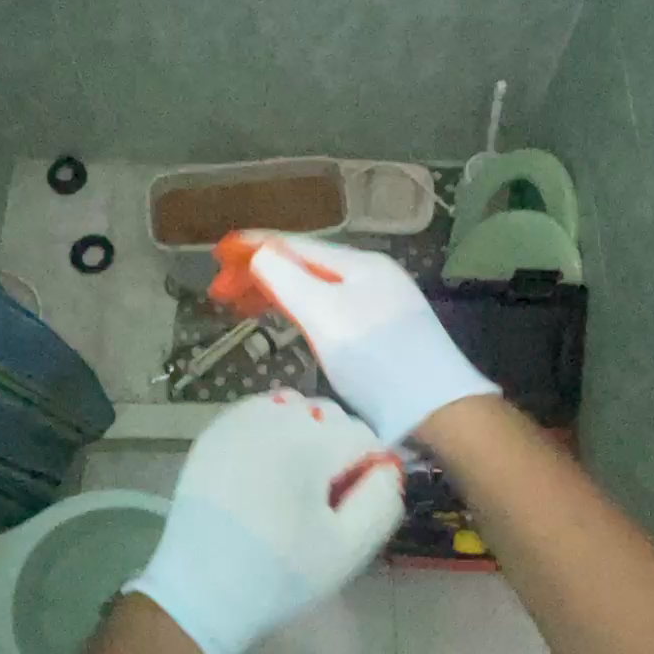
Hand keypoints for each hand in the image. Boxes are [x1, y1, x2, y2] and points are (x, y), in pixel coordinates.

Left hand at [123, 390, 403, 653]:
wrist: (200, 592)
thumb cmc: (279, 574)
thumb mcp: (349, 548)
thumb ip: (382, 499)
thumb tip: (386, 467)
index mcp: (309, 440)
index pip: (364, 436)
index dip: (366, 473)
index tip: (348, 508)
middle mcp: (272, 416)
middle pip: (329, 416)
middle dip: (335, 449)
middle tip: (320, 501)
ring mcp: (236, 420)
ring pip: (293, 409)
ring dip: (304, 436)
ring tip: (291, 485)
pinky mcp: (212, 433)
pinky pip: (257, 416)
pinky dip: (270, 434)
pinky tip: (262, 474)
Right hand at [222, 232, 499, 442]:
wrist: (436, 408)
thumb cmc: (377, 360)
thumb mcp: (326, 316)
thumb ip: (288, 281)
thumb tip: (258, 255)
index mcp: (360, 264)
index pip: (295, 245)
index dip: (253, 248)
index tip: (217, 256)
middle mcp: (372, 275)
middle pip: (306, 265)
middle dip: (261, 273)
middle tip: (222, 293)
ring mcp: (380, 303)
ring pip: (317, 287)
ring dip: (277, 292)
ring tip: (244, 307)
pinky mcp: (382, 331)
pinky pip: (330, 307)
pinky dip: (300, 308)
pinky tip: (289, 319)